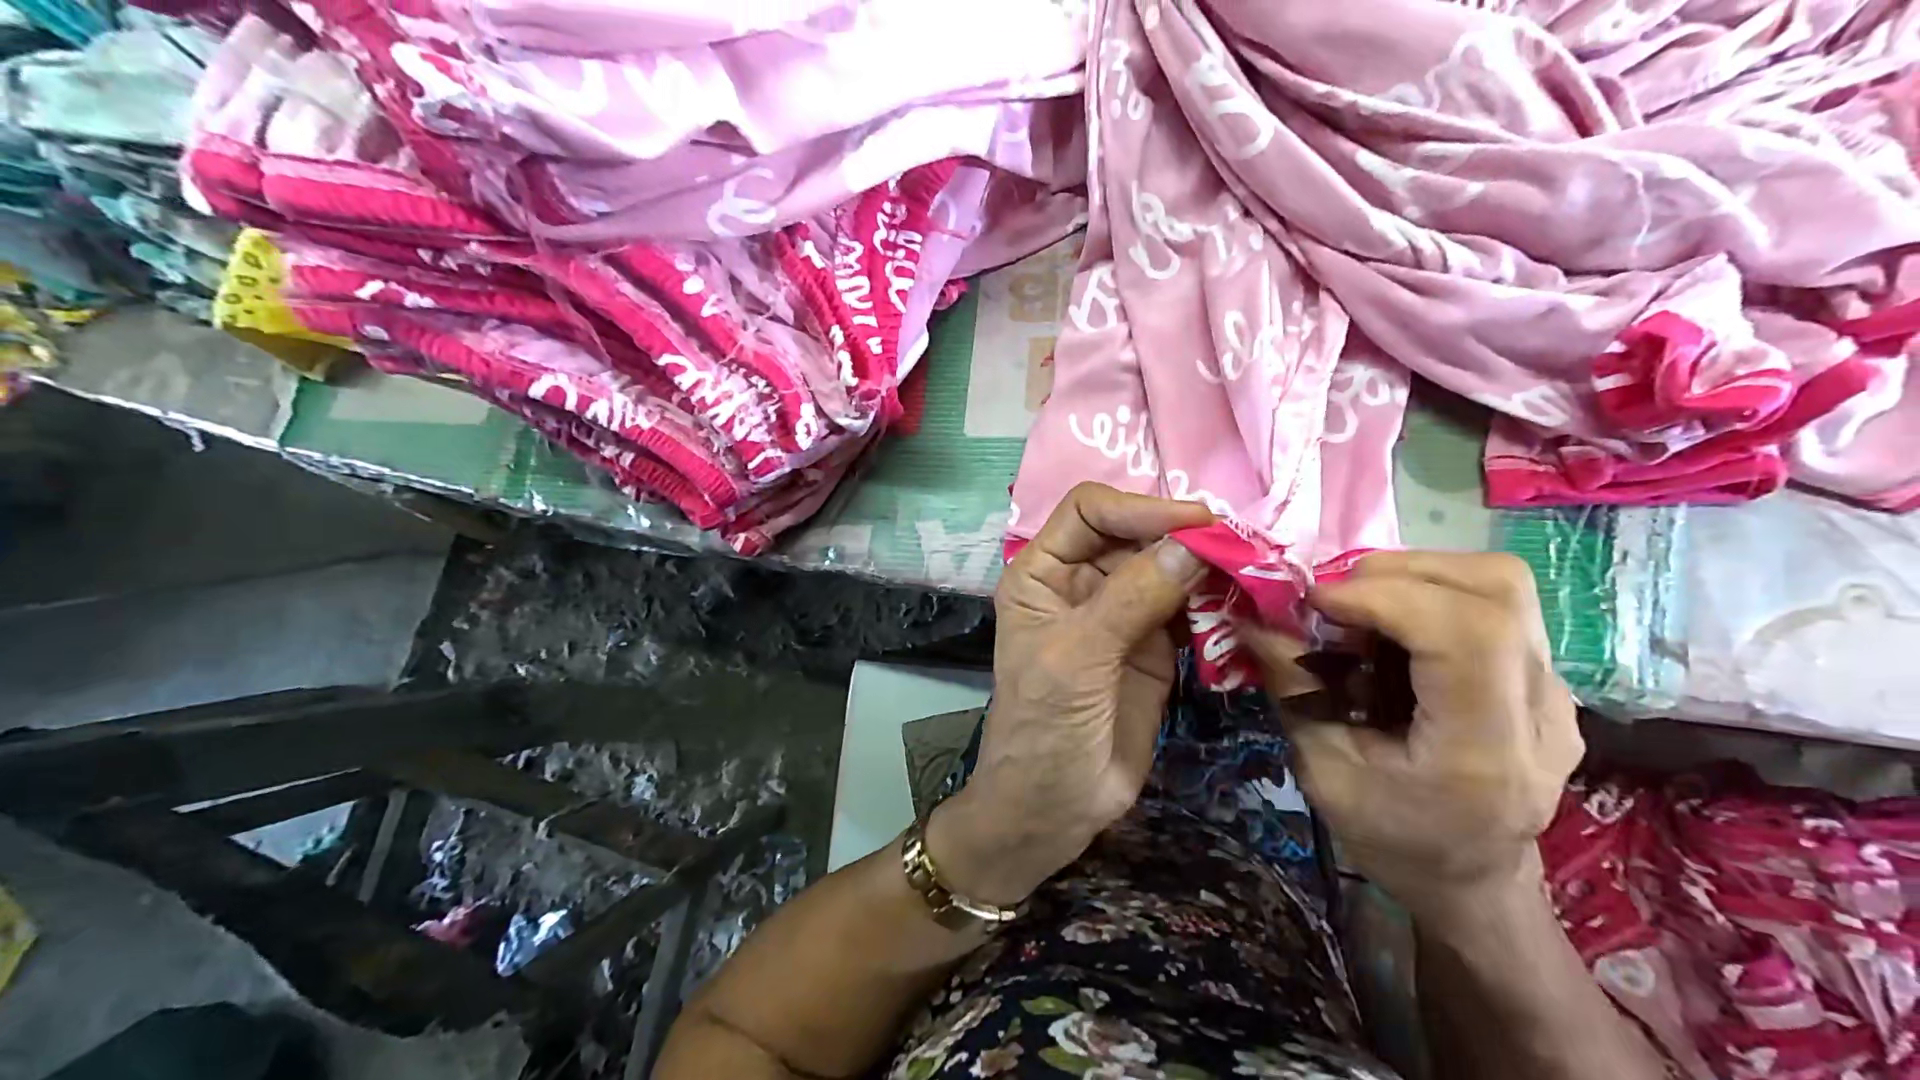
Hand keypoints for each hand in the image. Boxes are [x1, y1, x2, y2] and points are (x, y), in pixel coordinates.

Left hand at [928, 483, 1212, 906]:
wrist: (1053, 808)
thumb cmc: (1044, 728)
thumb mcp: (1078, 657)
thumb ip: (1132, 598)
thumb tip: (1194, 543)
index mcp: (1042, 572)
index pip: (1089, 511)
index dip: (1140, 508)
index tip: (1197, 522)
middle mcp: (1080, 581)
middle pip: (1136, 535)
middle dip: (1185, 536)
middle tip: (1245, 545)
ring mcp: (1120, 612)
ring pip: (1168, 568)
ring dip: (1209, 567)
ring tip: (1256, 570)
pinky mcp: (1153, 644)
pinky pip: (1189, 608)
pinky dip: (1218, 603)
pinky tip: (1248, 604)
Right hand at [1243, 553, 1582, 916]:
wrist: (1474, 882)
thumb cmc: (1393, 839)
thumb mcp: (1324, 772)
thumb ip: (1293, 690)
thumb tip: (1250, 618)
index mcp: (1483, 751)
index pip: (1466, 633)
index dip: (1386, 596)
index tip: (1316, 601)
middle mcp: (1540, 712)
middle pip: (1495, 590)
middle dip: (1398, 572)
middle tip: (1334, 597)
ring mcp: (1555, 691)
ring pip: (1501, 585)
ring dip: (1416, 574)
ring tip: (1359, 604)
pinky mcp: (1545, 678)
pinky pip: (1494, 604)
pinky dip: (1431, 592)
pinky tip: (1390, 626)